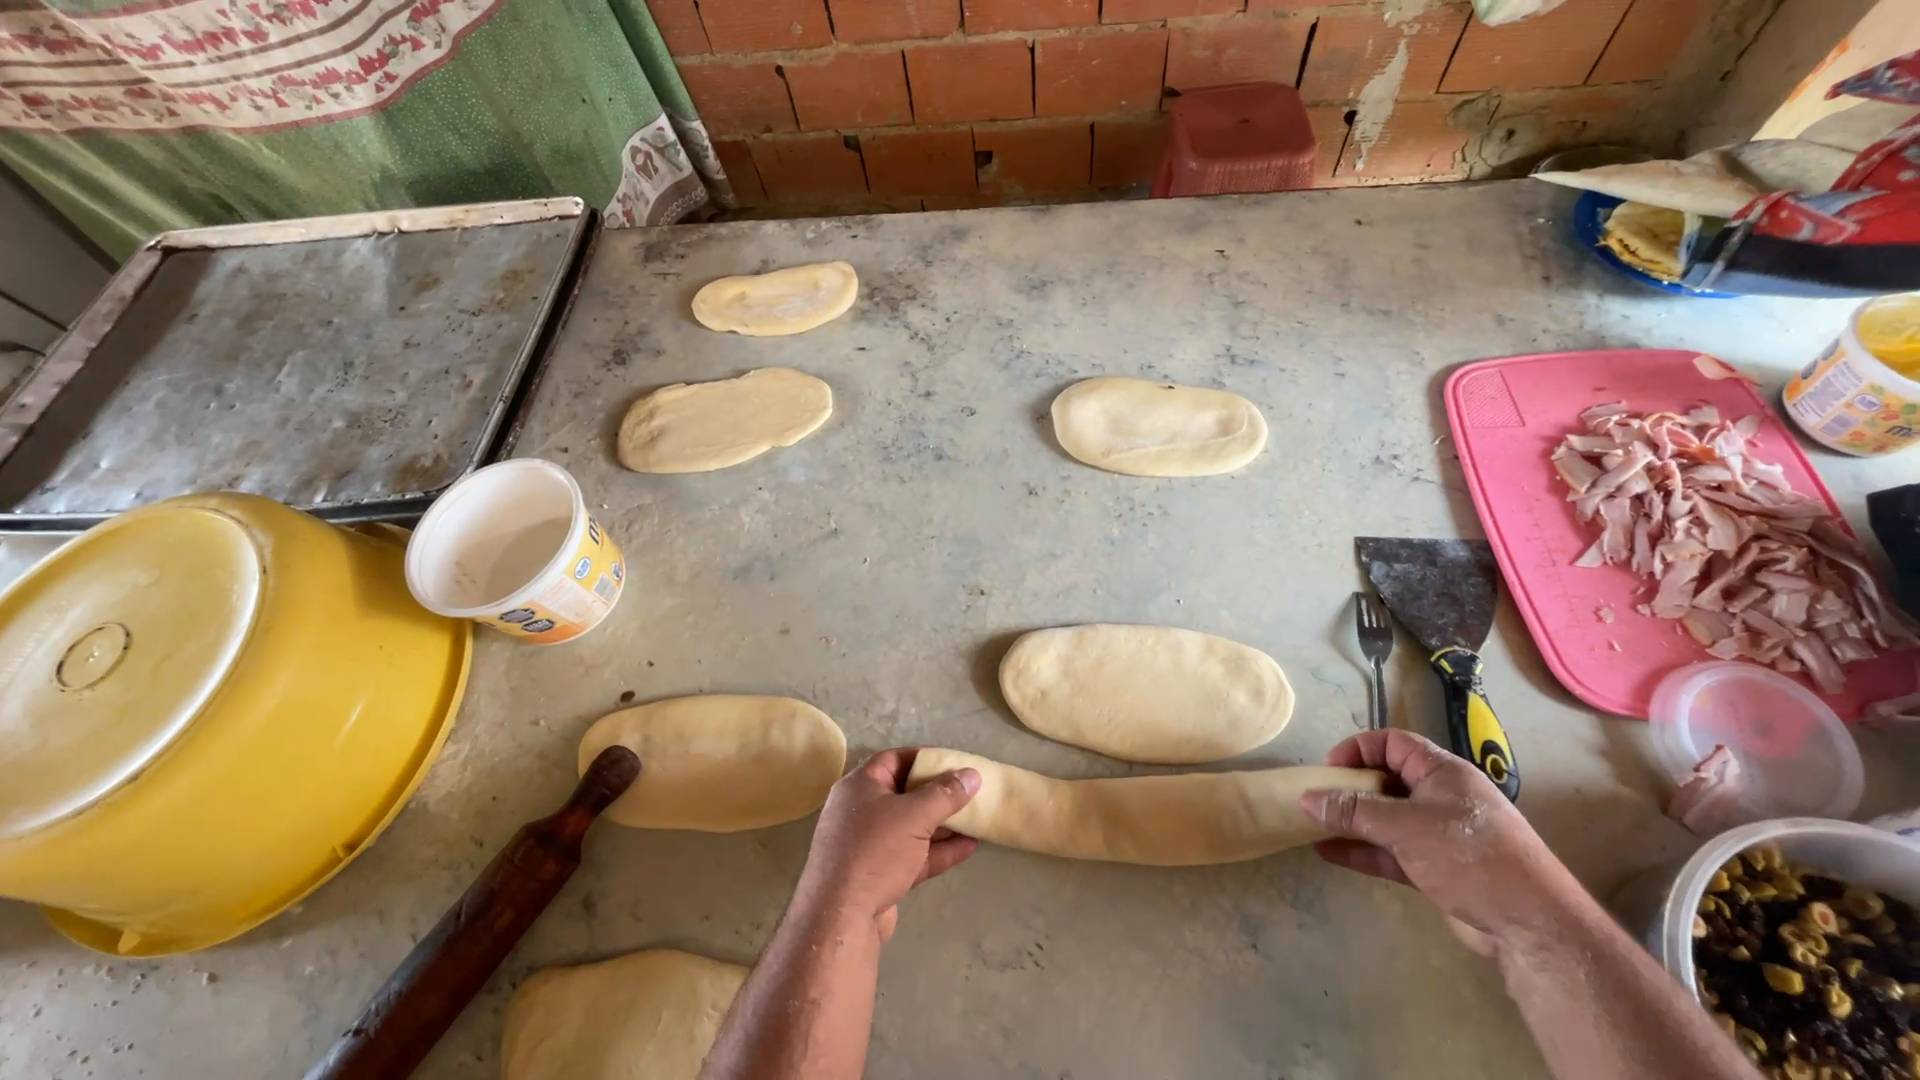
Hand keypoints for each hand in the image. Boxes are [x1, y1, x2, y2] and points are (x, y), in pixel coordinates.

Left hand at [793, 748, 980, 942]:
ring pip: (912, 827)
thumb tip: (972, 775)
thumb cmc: (875, 851)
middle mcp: (862, 811)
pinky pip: (914, 854)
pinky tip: (968, 847)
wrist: (841, 917)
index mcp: (860, 786)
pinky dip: (938, 850)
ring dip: (943, 824)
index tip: (954, 762)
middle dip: (938, 793)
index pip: (894, 760)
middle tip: (969, 791)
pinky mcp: (881, 874)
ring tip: (976, 819)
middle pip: (905, 793)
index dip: (924, 758)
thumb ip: (945, 794)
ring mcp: (871, 845)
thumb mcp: (913, 815)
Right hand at [1298, 729, 1585, 957]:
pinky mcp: (1435, 868)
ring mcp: (1438, 835)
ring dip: (1351, 823)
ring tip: (1313, 827)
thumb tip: (1308, 798)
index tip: (1328, 769)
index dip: (1357, 749)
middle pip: (1385, 781)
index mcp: (1442, 773)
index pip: (1393, 743)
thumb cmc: (1470, 858)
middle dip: (1349, 789)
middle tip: (1317, 800)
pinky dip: (1362, 851)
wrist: (1530, 926)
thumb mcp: (1406, 827)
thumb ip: (1355, 811)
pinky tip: (1329, 853)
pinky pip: (1390, 851)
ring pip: (1385, 819)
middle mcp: (1440, 798)